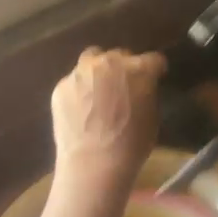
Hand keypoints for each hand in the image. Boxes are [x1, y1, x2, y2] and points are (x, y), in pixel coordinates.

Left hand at [50, 47, 165, 203]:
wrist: (95, 161)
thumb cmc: (133, 143)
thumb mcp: (152, 115)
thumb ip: (146, 93)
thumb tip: (141, 88)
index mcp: (138, 69)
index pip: (154, 59)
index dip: (156, 70)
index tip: (156, 79)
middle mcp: (108, 62)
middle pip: (120, 55)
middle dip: (126, 68)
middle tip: (126, 87)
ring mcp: (81, 72)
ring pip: (93, 60)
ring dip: (100, 70)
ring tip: (101, 90)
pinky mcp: (61, 86)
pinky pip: (75, 80)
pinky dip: (82, 89)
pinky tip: (83, 108)